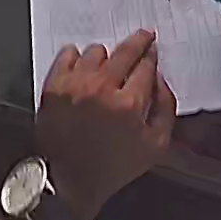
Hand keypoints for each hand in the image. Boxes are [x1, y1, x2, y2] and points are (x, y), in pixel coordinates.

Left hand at [36, 29, 176, 219]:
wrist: (68, 182)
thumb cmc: (114, 165)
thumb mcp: (156, 145)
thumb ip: (166, 106)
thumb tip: (158, 76)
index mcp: (129, 104)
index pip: (146, 65)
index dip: (151, 56)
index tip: (151, 51)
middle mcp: (102, 89)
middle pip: (126, 50)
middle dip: (139, 41)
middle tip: (143, 37)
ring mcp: (75, 85)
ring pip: (97, 51)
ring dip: (106, 57)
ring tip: (106, 69)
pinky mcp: (54, 85)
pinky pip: (69, 53)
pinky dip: (77, 57)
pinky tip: (83, 68)